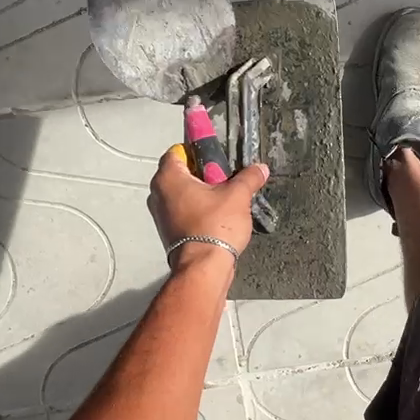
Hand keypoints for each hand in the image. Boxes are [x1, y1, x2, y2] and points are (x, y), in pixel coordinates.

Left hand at [147, 145, 269, 271]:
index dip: (198, 150)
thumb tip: (261, 168)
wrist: (203, 269)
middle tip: (226, 178)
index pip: (178, 151)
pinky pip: (183, 210)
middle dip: (204, 173)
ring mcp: (160, 214)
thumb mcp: (237, 196)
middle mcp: (158, 193)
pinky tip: (218, 216)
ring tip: (225, 199)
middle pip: (181, 172)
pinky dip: (197, 209)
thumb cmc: (215, 225)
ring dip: (202, 193)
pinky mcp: (168, 231)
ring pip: (183, 193)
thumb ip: (249, 178)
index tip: (218, 158)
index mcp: (168, 178)